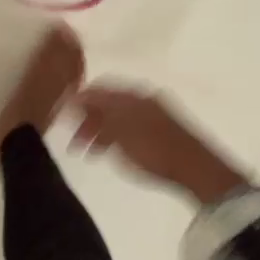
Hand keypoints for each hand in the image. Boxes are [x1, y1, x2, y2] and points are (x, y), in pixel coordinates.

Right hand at [71, 84, 248, 202]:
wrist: (197, 170)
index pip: (97, 89)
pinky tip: (112, 152)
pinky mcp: (164, 129)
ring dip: (101, 130)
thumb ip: (96, 114)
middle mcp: (144, 98)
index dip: (77, 101)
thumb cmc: (154, 151)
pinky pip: (131, 126)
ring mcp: (155, 113)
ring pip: (119, 116)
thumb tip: (76, 97)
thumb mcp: (119, 134)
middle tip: (74, 142)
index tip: (62, 118)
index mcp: (132, 95)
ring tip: (90, 153)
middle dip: (88, 119)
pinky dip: (117, 136)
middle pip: (107, 102)